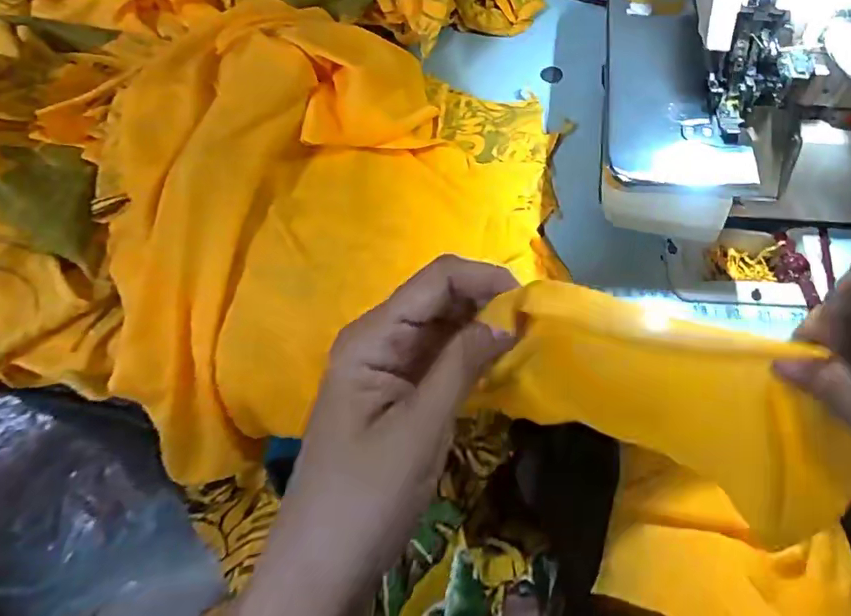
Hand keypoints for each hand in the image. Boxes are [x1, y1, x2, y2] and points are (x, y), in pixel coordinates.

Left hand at [239, 256, 519, 615]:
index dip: (484, 278)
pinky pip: (443, 351)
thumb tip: (509, 317)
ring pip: (446, 321)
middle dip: (487, 299)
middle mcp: (379, 338)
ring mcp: (388, 363)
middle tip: (530, 323)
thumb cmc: (366, 498)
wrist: (320, 572)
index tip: (526, 303)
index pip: (436, 278)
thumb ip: (463, 364)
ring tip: (522, 338)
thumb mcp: (420, 429)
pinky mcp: (400, 388)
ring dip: (483, 323)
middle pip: (441, 294)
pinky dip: (473, 350)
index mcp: (372, 336)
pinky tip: (499, 361)